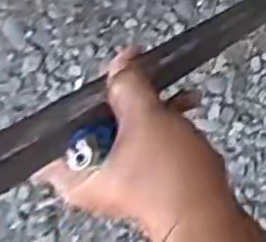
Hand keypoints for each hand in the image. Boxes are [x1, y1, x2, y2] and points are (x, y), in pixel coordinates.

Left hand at [35, 48, 250, 240]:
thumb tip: (120, 62)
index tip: (111, 76)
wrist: (202, 203)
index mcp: (76, 171)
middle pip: (97, 122)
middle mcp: (91, 176)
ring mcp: (119, 174)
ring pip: (126, 125)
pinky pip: (146, 133)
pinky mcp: (145, 170)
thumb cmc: (167, 174)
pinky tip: (186, 105)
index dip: (84, 98)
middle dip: (126, 97)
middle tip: (145, 80)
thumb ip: (129, 86)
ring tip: (174, 93)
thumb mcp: (146, 118)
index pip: (62, 128)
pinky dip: (164, 115)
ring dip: (151, 103)